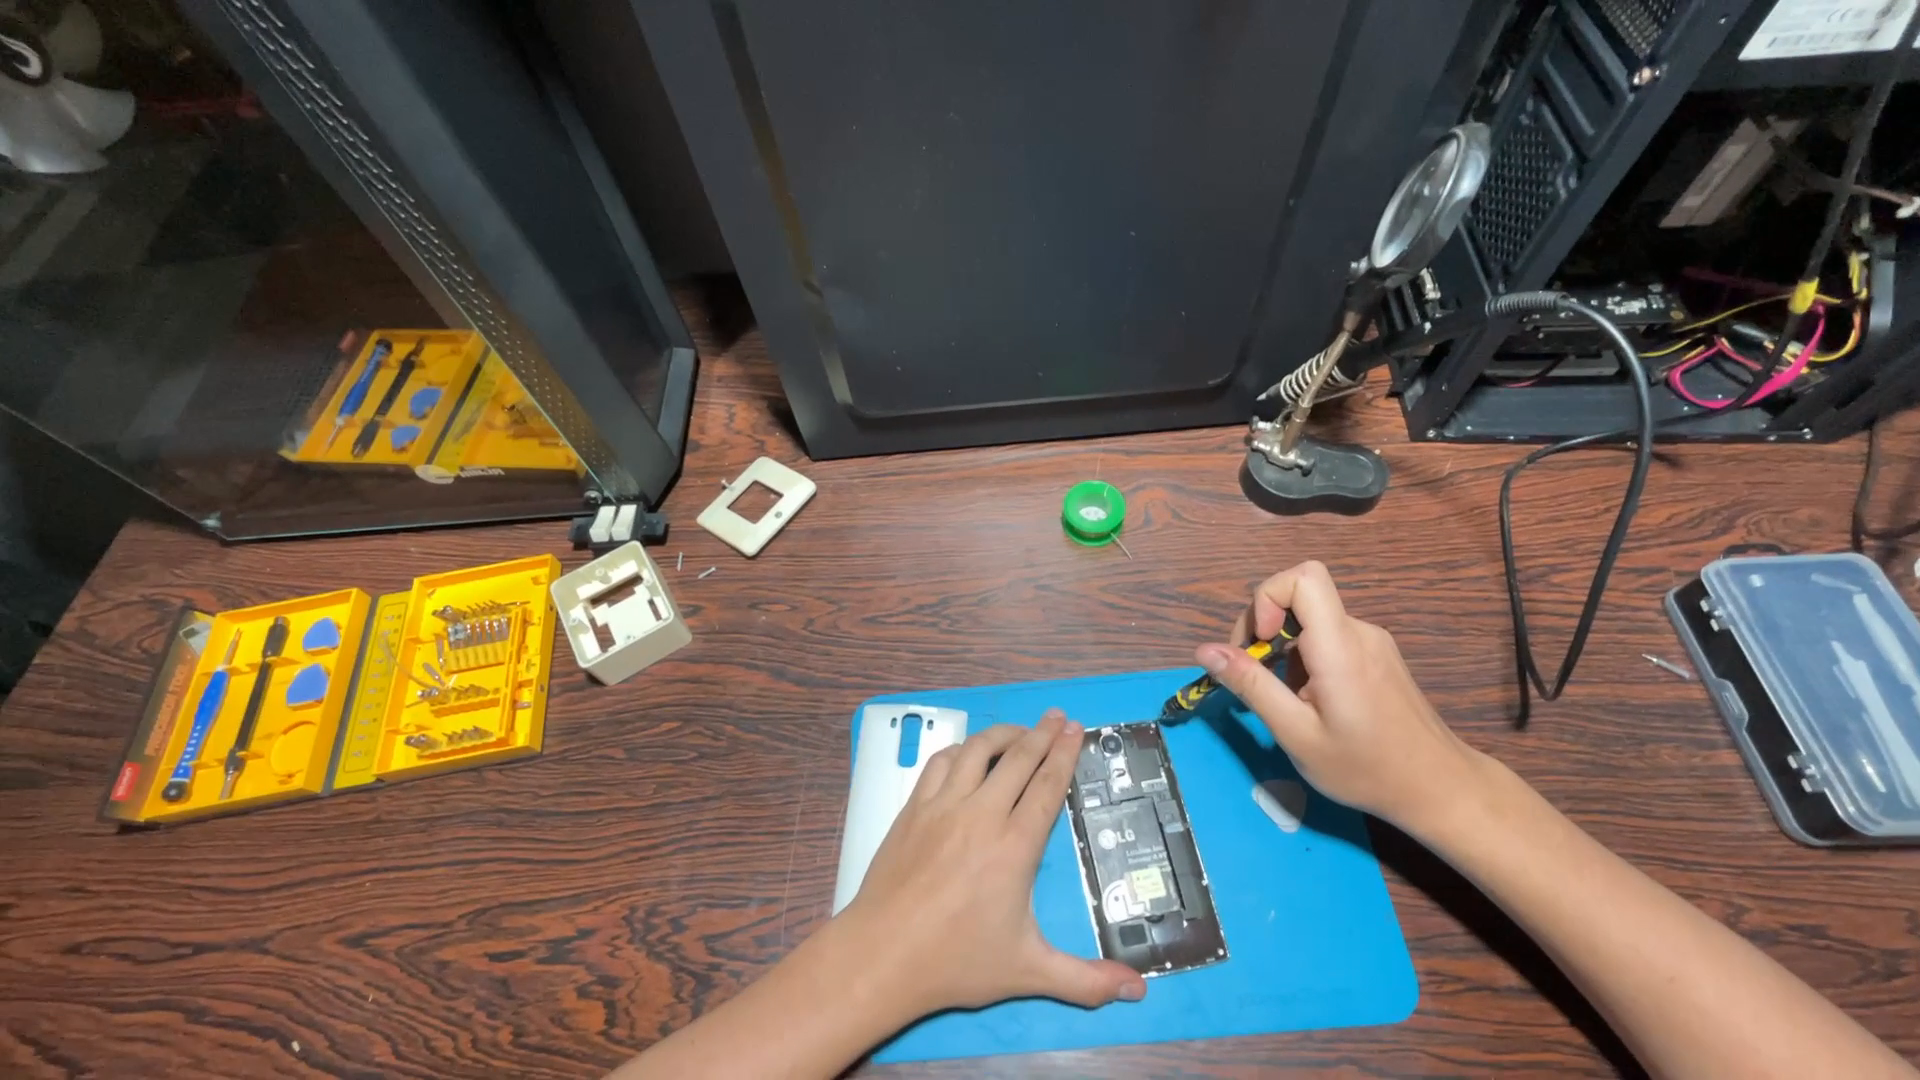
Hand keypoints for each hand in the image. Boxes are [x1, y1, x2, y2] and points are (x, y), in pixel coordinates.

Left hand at [839, 710, 1145, 1015]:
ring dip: (1002, 734)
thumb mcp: (1028, 972)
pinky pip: (940, 764)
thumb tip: (1138, 991)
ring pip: (976, 751)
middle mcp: (981, 815)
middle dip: (1042, 733)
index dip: (1064, 754)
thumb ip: (1084, 980)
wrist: (882, 955)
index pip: (1046, 786)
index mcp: (1014, 846)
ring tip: (1020, 729)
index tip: (1076, 730)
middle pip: (1017, 759)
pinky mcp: (912, 809)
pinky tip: (968, 752)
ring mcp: (942, 807)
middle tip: (1059, 717)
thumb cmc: (956, 962)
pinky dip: (960, 750)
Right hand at [1194, 561, 1484, 829]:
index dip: (1268, 598)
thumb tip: (1205, 650)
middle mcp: (1359, 632)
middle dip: (1264, 627)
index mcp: (1340, 647)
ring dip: (1283, 649)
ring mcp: (1372, 642)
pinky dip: (1304, 659)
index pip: (1303, 578)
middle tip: (1253, 676)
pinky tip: (1309, 701)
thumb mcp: (1296, 734)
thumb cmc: (1365, 768)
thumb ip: (1251, 686)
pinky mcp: (1377, 656)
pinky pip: (1328, 638)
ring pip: (1311, 620)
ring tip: (1284, 699)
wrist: (1438, 789)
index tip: (1260, 644)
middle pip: (1300, 597)